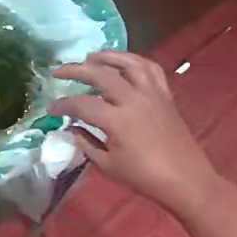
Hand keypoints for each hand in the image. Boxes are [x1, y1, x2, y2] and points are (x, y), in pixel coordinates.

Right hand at [52, 51, 222, 216]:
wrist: (186, 180)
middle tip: (59, 71)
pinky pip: (150, 69)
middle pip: (101, 74)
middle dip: (76, 70)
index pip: (81, 104)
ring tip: (90, 57)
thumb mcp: (107, 165)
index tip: (50, 109)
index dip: (62, 105)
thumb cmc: (144, 177)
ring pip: (128, 63)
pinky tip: (123, 63)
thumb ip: (86, 143)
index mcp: (117, 120)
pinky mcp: (165, 95)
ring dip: (107, 57)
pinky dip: (135, 62)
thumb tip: (72, 128)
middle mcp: (134, 100)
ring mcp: (152, 94)